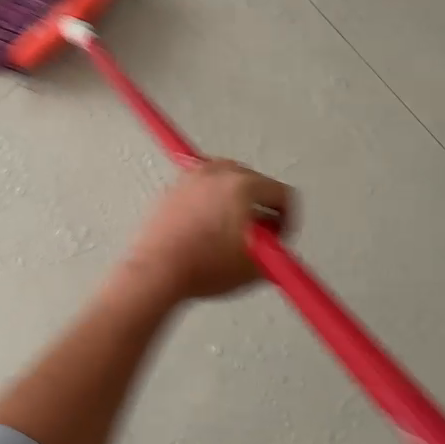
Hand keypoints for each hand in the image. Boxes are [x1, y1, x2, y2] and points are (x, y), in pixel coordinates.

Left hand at [124, 159, 294, 300]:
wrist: (158, 271)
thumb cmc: (202, 266)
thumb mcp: (257, 266)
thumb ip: (276, 251)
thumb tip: (278, 248)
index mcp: (244, 185)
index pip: (282, 193)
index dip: (286, 219)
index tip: (280, 235)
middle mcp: (218, 172)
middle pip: (254, 181)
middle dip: (260, 207)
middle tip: (257, 234)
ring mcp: (193, 177)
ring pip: (226, 182)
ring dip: (234, 203)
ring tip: (229, 233)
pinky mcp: (173, 187)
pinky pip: (201, 189)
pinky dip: (208, 203)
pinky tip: (206, 228)